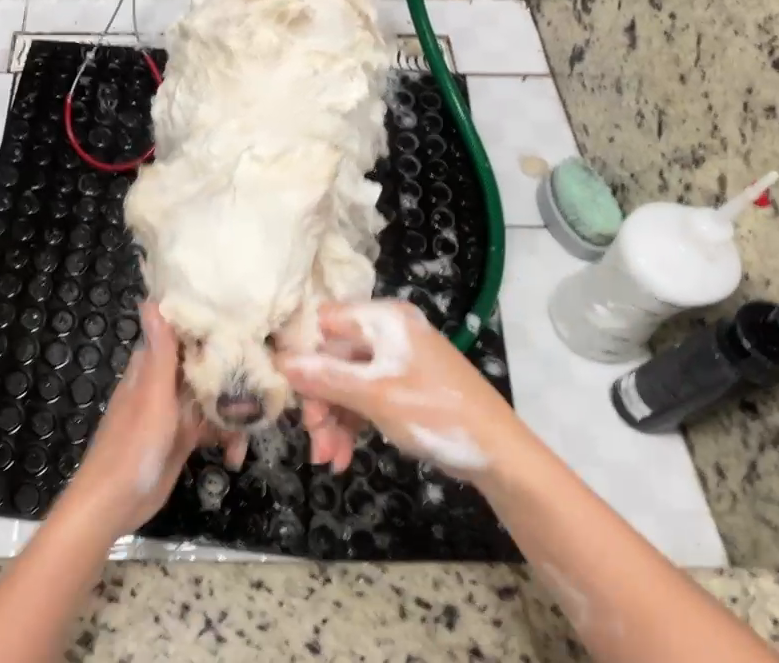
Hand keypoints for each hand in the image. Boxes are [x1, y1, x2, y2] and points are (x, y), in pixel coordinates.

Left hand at [64, 299, 245, 536]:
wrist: (114, 503)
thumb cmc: (132, 445)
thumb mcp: (152, 395)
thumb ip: (160, 351)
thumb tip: (151, 299)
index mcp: (151, 369)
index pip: (182, 336)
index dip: (209, 327)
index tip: (243, 320)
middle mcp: (163, 385)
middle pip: (202, 366)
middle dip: (231, 370)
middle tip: (267, 373)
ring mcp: (173, 413)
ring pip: (210, 398)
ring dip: (233, 407)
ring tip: (259, 418)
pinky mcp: (182, 439)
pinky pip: (210, 427)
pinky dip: (225, 436)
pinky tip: (238, 452)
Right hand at [277, 300, 510, 478]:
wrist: (499, 453)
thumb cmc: (436, 413)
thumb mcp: (375, 396)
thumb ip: (325, 377)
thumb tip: (280, 361)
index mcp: (383, 319)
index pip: (324, 323)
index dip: (301, 352)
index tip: (285, 387)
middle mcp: (387, 333)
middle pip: (333, 359)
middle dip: (319, 401)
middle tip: (313, 437)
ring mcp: (396, 361)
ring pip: (346, 383)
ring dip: (333, 420)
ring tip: (327, 458)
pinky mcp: (404, 388)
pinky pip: (364, 399)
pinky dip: (351, 424)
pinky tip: (342, 456)